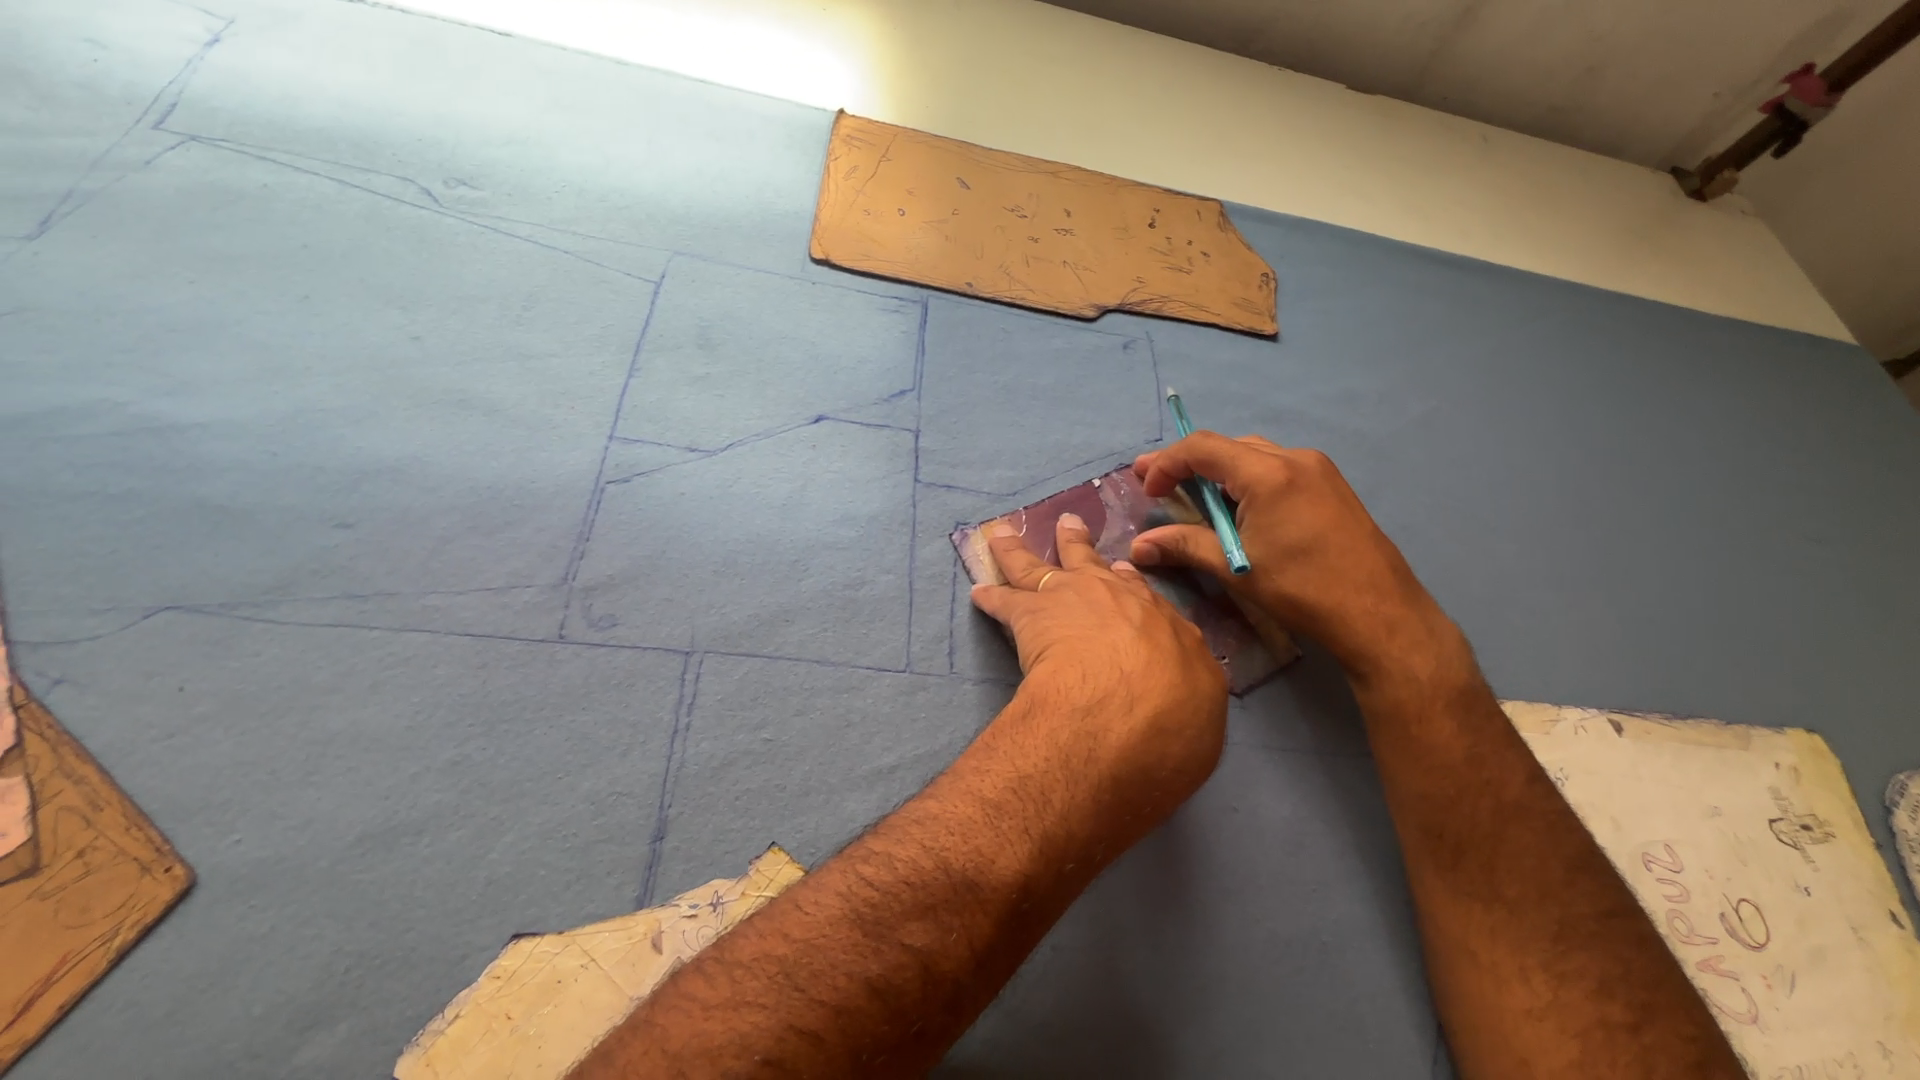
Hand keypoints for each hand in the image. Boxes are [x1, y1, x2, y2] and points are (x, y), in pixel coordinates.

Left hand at [970, 512, 1226, 840]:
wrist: (1122, 708)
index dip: (1129, 586)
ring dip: (1019, 551)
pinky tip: (979, 592)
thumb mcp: (1205, 712)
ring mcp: (1073, 598)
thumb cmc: (1174, 721)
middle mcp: (1120, 600)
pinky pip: (1004, 600)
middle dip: (1080, 546)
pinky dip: (990, 597)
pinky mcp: (1031, 614)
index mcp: (1166, 626)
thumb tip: (1186, 701)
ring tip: (1004, 536)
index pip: (1144, 600)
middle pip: (1094, 566)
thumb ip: (1194, 698)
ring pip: (1040, 566)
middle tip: (1068, 525)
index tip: (1121, 572)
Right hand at [1131, 433, 1461, 685]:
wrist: (1380, 613)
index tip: (1146, 489)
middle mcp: (1294, 459)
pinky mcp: (1331, 485)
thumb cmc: (1303, 590)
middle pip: (1228, 446)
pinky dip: (1247, 481)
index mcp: (1268, 474)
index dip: (1166, 463)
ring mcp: (1318, 469)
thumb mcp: (1236, 568)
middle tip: (1160, 488)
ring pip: (1253, 455)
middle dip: (1189, 464)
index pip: (1202, 447)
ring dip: (1219, 472)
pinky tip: (1240, 510)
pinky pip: (1277, 468)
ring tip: (1196, 501)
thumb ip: (1184, 546)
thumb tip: (1138, 547)